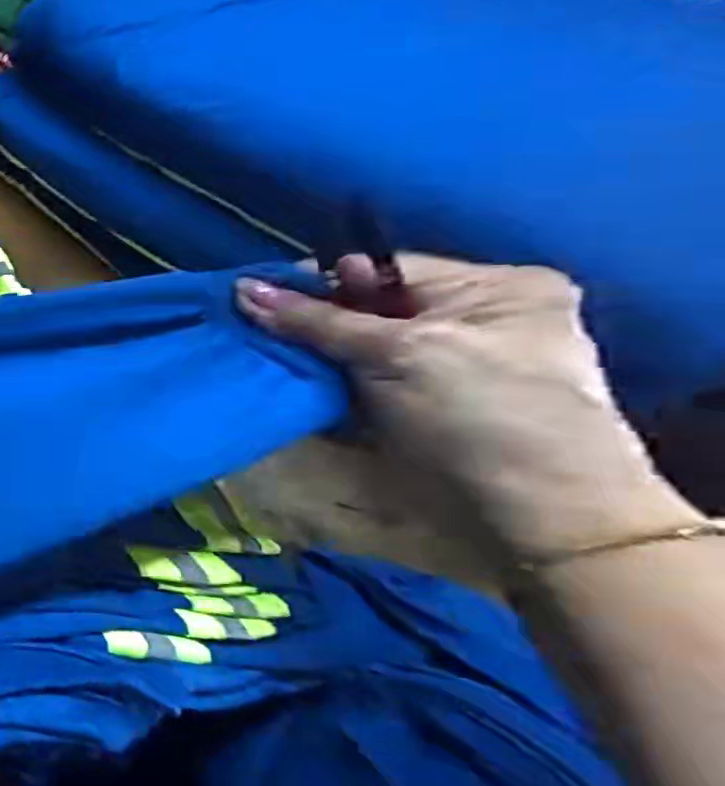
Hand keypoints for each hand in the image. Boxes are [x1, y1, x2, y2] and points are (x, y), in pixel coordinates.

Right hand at [234, 255, 693, 563]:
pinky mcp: (424, 398)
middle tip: (250, 325)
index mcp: (490, 287)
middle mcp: (473, 316)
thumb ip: (315, 320)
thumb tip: (242, 288)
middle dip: (309, 316)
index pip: (378, 268)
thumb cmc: (483, 417)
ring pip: (357, 340)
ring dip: (312, 347)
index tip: (255, 296)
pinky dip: (326, 372)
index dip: (316, 281)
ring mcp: (449, 360)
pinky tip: (289, 373)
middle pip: (365, 304)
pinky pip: (361, 371)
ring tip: (260, 348)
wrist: (542, 517)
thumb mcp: (396, 354)